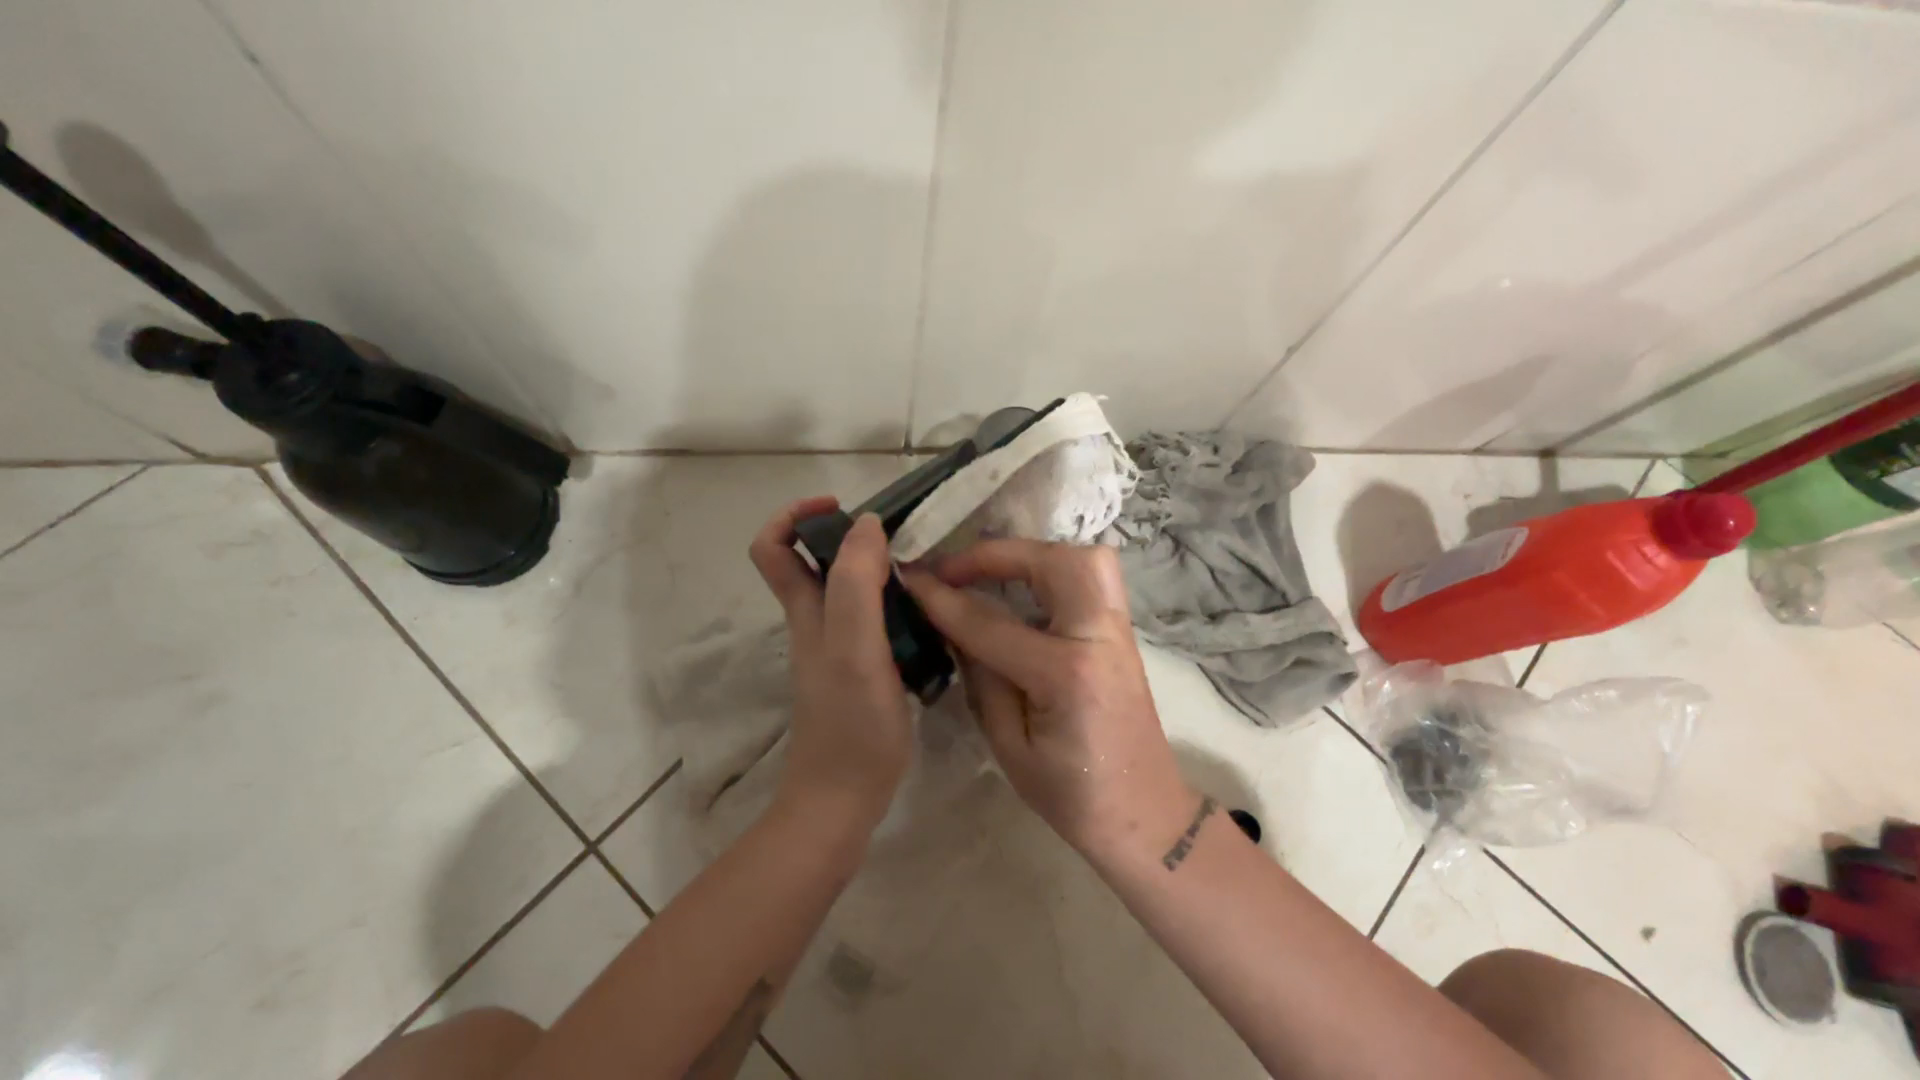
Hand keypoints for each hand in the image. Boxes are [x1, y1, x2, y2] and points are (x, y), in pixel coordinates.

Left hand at [749, 498, 914, 831]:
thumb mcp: (855, 647)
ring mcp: (839, 650)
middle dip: (850, 538)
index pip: (771, 547)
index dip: (796, 516)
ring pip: (849, 592)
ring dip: (879, 571)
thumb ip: (857, 586)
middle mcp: (816, 623)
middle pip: (815, 564)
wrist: (845, 799)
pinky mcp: (862, 673)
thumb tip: (867, 526)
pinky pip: (875, 622)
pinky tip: (930, 616)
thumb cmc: (851, 724)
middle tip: (901, 538)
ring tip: (925, 570)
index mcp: (806, 611)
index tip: (844, 510)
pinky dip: (897, 606)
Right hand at [900, 540, 1195, 859]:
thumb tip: (953, 626)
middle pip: (1053, 562)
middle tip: (956, 570)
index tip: (908, 578)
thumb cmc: (1072, 796)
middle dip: (999, 554)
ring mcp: (1118, 631)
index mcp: (1067, 674)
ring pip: (1084, 559)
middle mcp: (1099, 637)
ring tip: (989, 574)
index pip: (991, 622)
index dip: (943, 598)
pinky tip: (1021, 591)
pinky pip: (1091, 578)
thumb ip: (982, 679)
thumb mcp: (1010, 748)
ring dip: (1032, 556)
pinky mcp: (1122, 634)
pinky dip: (1052, 570)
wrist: (1143, 815)